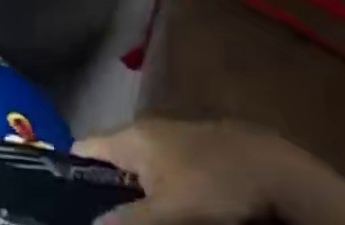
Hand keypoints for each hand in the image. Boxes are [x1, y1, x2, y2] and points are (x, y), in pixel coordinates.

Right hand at [74, 120, 344, 224]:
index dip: (72, 175)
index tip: (69, 207)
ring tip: (134, 221)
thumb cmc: (215, 187)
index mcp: (133, 137)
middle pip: (111, 159)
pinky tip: (168, 213)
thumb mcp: (170, 213)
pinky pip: (163, 168)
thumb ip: (128, 222)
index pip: (85, 147)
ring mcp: (173, 135)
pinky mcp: (196, 148)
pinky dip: (158, 189)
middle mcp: (147, 129)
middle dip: (105, 191)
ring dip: (133, 193)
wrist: (275, 170)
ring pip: (139, 166)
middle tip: (104, 222)